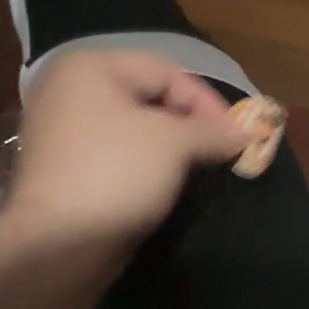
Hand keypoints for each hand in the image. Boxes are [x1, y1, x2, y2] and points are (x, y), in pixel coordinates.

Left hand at [3, 49, 253, 253]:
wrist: (62, 240)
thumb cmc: (117, 174)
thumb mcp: (174, 144)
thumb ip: (212, 132)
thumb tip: (246, 133)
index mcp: (91, 68)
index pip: (165, 70)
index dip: (207, 101)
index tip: (236, 137)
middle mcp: (71, 90)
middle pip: (149, 96)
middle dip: (191, 124)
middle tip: (221, 153)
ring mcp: (65, 131)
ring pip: (135, 128)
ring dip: (172, 147)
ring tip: (200, 170)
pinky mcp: (69, 169)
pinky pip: (119, 155)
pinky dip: (148, 165)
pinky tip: (167, 186)